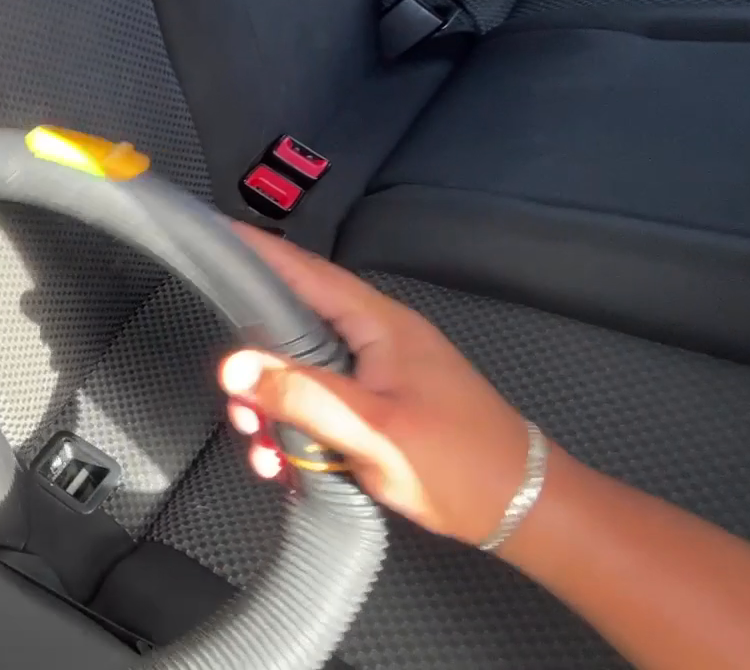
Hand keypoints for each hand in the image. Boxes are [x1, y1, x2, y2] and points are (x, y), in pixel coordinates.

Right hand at [220, 226, 532, 545]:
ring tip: (258, 444)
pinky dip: (286, 426)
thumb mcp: (373, 432)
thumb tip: (229, 366)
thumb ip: (298, 394)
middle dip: (250, 360)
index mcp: (379, 325)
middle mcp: (371, 339)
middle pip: (287, 326)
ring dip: (266, 404)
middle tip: (229, 392)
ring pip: (292, 371)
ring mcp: (370, 372)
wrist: (535, 520)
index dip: (259, 249)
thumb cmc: (461, 467)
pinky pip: (309, 402)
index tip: (214, 230)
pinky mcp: (369, 403)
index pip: (306, 271)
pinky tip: (279, 460)